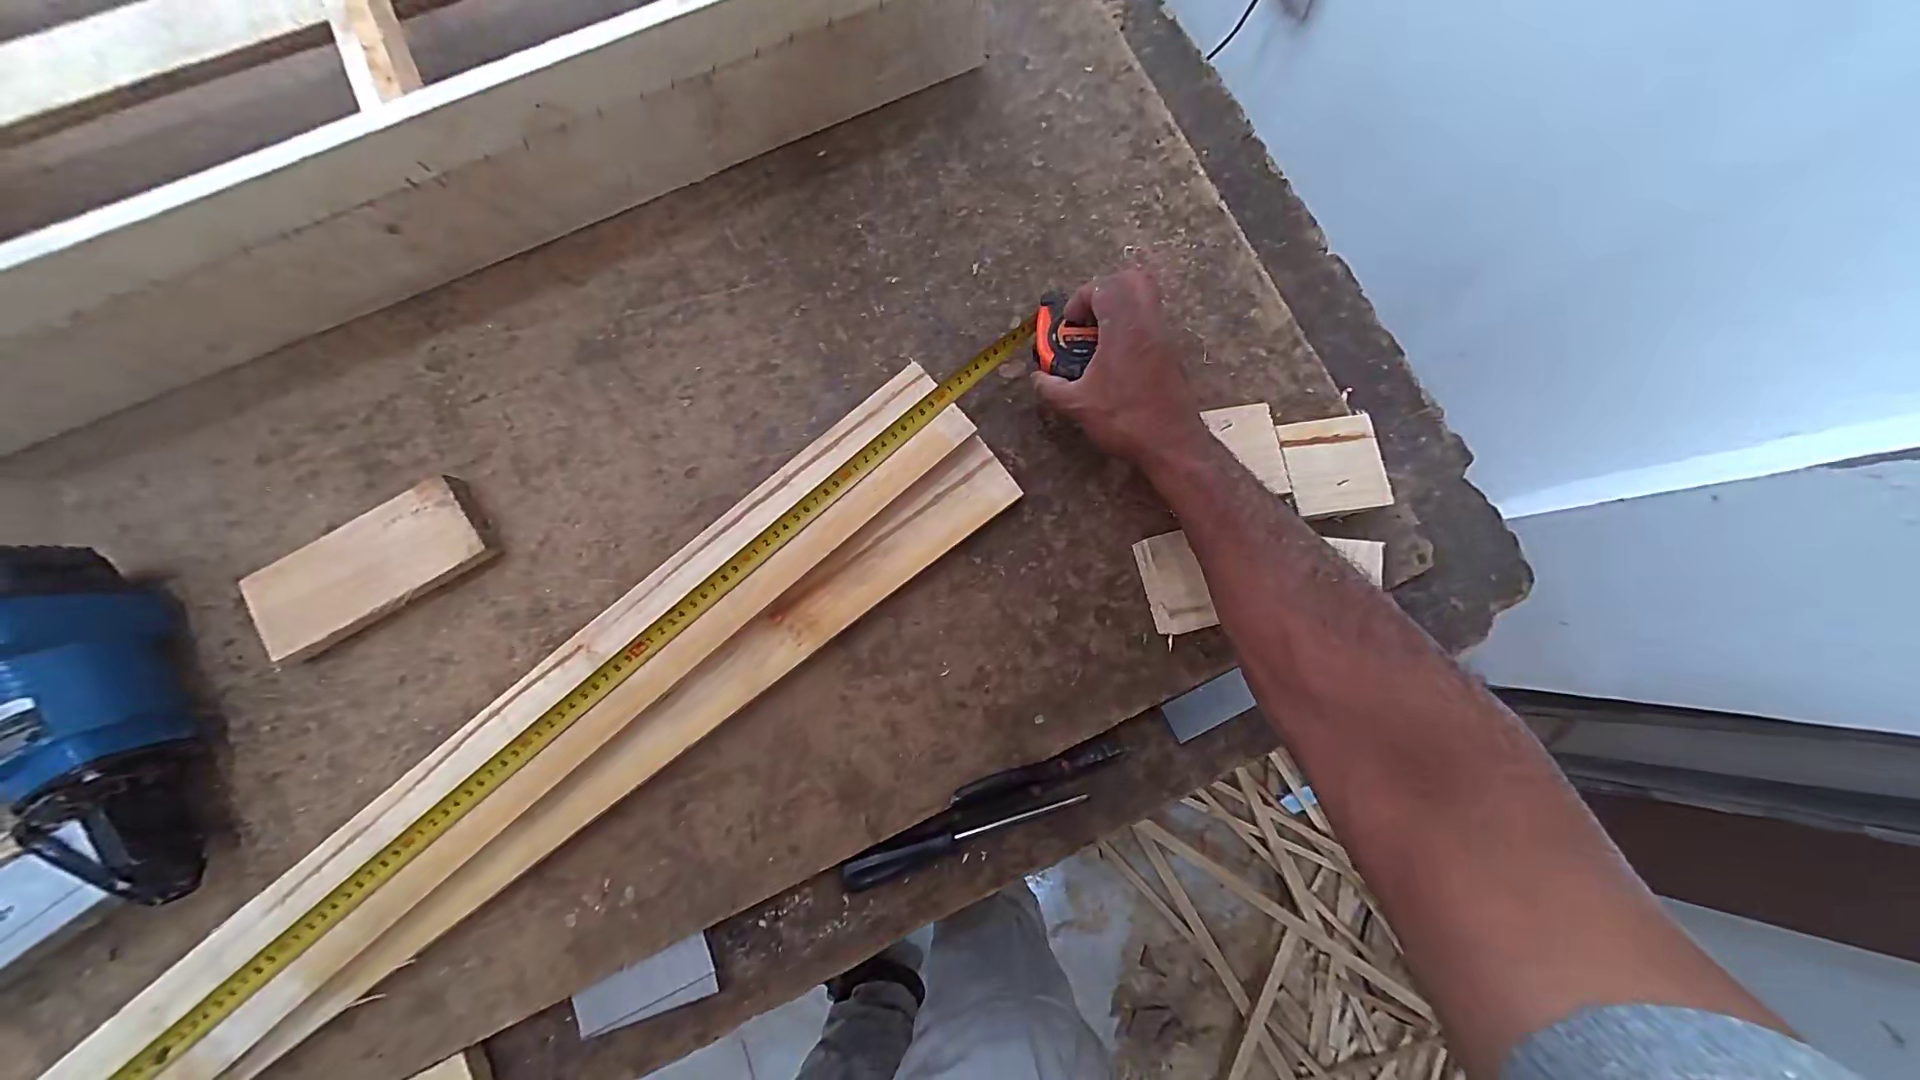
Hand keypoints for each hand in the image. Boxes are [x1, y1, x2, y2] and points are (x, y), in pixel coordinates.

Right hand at [1030, 269, 1210, 471]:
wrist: (1172, 444)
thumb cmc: (1124, 420)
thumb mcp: (1077, 406)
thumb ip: (1051, 387)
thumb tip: (1037, 378)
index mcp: (1124, 328)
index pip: (1104, 286)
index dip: (1080, 299)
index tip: (1069, 324)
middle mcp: (1147, 324)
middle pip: (1133, 279)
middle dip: (1104, 291)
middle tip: (1088, 320)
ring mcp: (1163, 337)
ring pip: (1146, 298)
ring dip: (1119, 310)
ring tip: (1099, 340)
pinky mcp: (1170, 354)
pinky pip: (1150, 322)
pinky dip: (1130, 329)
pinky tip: (1115, 361)